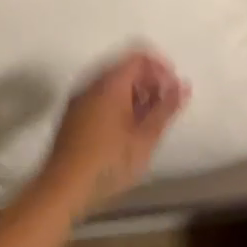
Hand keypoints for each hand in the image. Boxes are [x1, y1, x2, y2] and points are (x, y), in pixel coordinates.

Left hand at [38, 49, 189, 214]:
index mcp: (109, 85)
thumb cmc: (109, 162)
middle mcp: (91, 85)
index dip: (161, 68)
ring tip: (148, 123)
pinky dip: (118, 105)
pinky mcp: (72, 117)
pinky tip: (127, 131)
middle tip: (165, 109)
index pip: (139, 57)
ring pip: (112, 85)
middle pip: (125, 68)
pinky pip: (100, 98)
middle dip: (149, 82)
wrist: (63, 189)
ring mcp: (78, 101)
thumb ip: (167, 108)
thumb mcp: (146, 137)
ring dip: (135, 96)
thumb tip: (183, 85)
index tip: (174, 89)